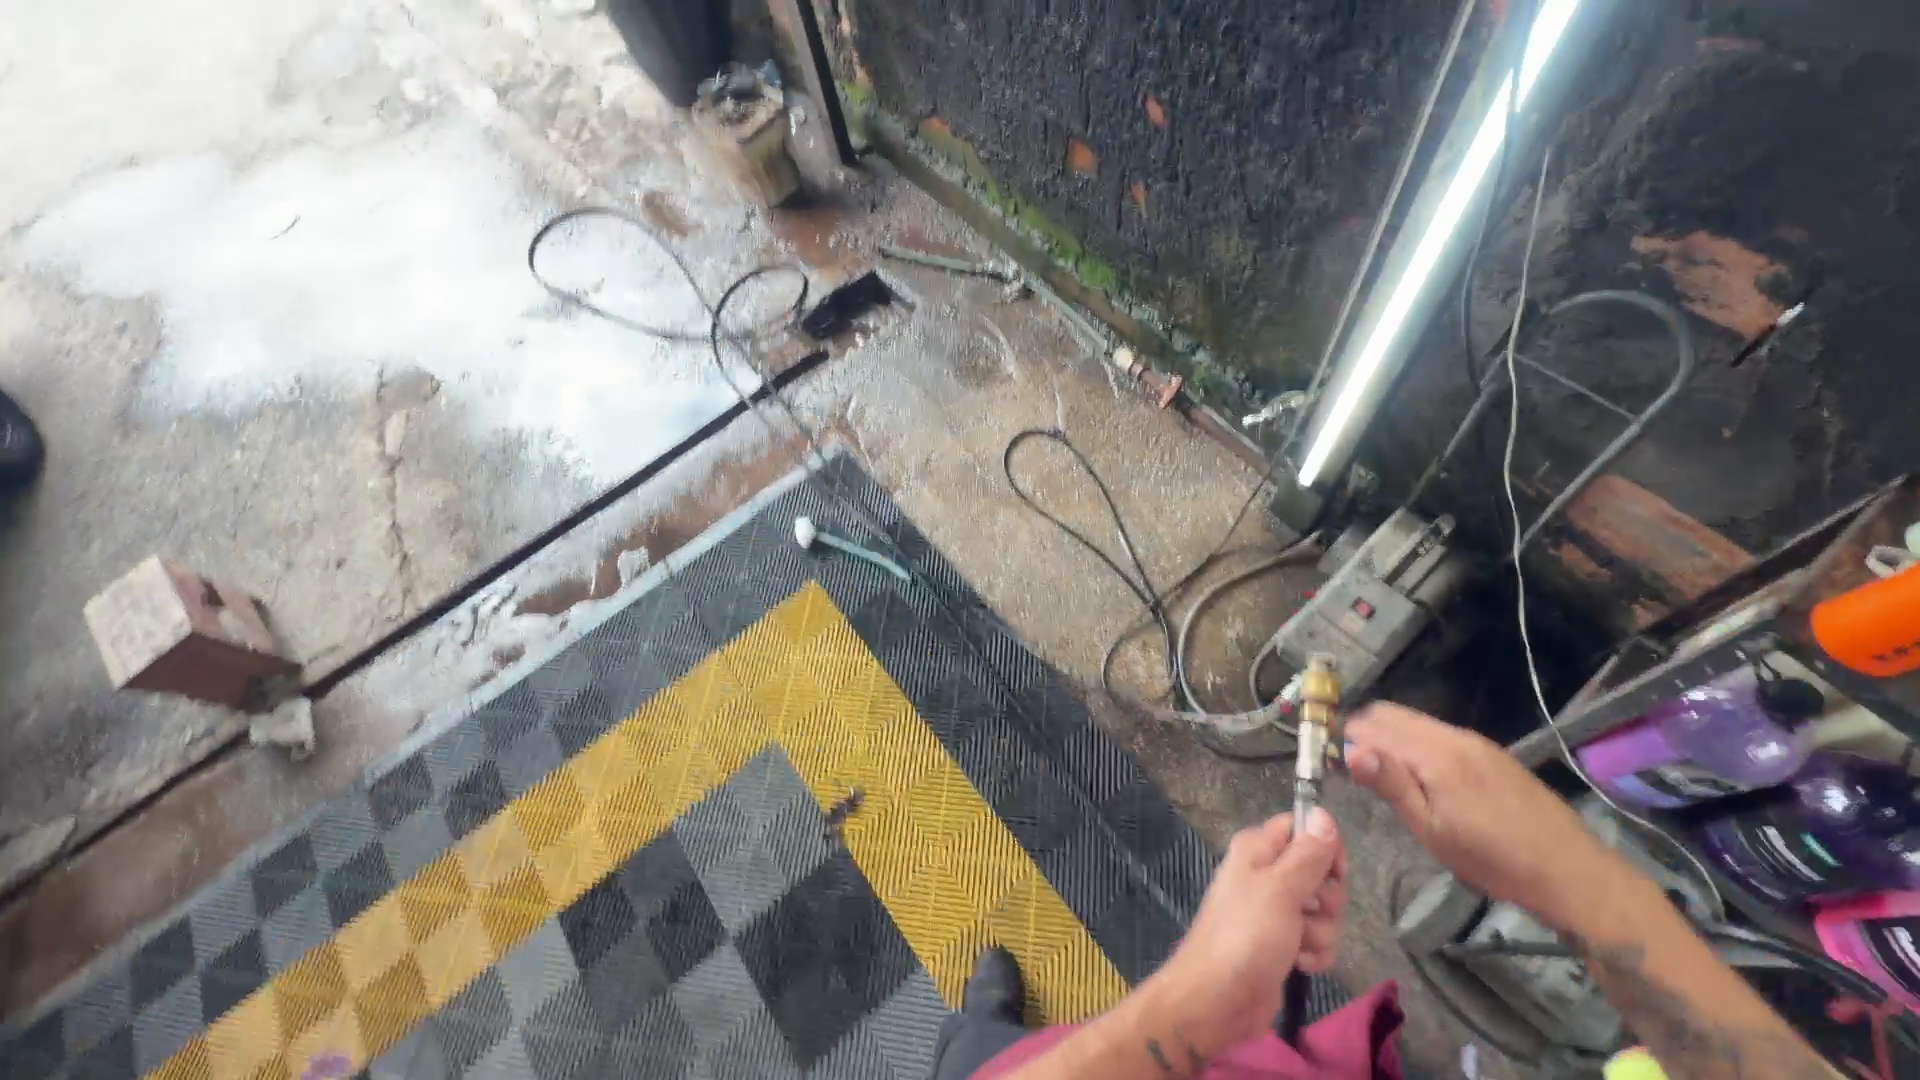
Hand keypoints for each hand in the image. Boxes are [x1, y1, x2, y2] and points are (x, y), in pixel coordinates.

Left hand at [1145, 808, 1346, 1054]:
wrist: (1218, 997)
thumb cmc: (1246, 934)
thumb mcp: (1280, 888)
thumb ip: (1307, 854)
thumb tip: (1325, 814)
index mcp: (1257, 848)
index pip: (1303, 827)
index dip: (1325, 847)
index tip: (1335, 872)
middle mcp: (1265, 872)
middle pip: (1319, 870)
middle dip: (1326, 898)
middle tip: (1310, 910)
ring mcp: (1273, 909)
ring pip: (1322, 909)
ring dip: (1320, 930)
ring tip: (1297, 943)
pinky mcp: (1281, 941)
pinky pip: (1315, 938)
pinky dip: (1313, 952)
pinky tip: (1299, 963)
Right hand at [1345, 702, 1631, 930]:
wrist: (1573, 873)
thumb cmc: (1494, 861)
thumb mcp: (1432, 831)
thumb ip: (1391, 785)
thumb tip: (1349, 750)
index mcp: (1437, 755)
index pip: (1373, 724)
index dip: (1345, 737)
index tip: (1330, 762)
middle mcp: (1455, 737)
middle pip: (1391, 714)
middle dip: (1363, 732)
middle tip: (1352, 768)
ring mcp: (1476, 742)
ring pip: (1414, 722)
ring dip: (1389, 737)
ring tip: (1382, 776)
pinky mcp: (1491, 753)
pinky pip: (1438, 734)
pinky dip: (1415, 744)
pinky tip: (1420, 778)